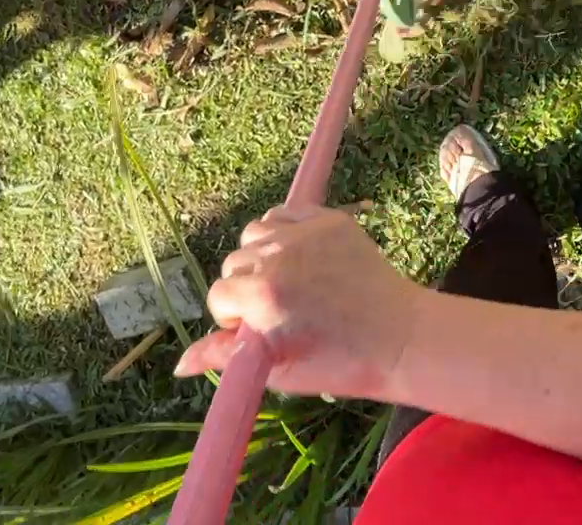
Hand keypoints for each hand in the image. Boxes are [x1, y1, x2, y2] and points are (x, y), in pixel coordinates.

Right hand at [174, 204, 421, 400]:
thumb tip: (180, 364)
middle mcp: (278, 257)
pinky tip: (300, 254)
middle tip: (279, 307)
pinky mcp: (328, 218)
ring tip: (289, 279)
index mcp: (263, 296)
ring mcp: (304, 233)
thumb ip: (226, 357)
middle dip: (246, 286)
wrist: (400, 336)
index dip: (233, 317)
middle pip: (234, 262)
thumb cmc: (340, 362)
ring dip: (262, 255)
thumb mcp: (278, 369)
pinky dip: (283, 230)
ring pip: (255, 234)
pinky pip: (283, 213)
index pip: (219, 294)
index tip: (259, 329)